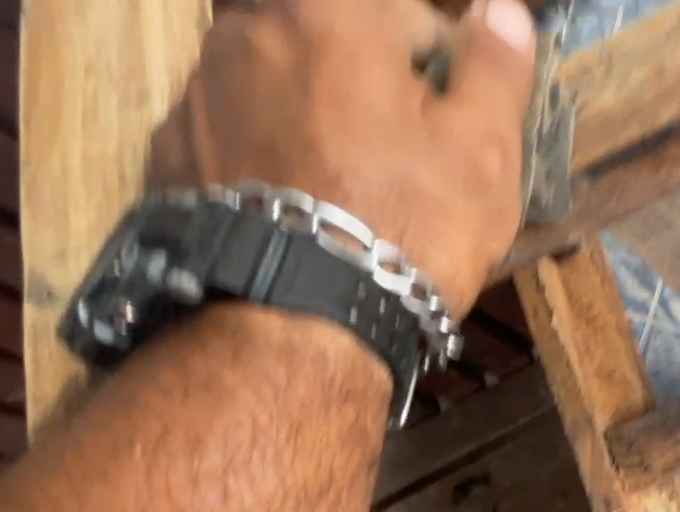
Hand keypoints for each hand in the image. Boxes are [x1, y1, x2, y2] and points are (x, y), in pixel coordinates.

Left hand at [147, 0, 537, 311]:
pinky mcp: (173, 145)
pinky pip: (240, 125)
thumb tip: (506, 9)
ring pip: (281, 77)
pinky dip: (276, 148)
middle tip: (410, 150)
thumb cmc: (413, 222)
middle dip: (375, 76)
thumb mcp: (484, 151)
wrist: (303, 313)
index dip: (445, 59)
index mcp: (330, 14)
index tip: (459, 114)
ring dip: (322, 108)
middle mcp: (250, 27)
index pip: (406, 8)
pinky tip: (310, 204)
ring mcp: (200, 85)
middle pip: (332, 34)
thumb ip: (493, 70)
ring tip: (357, 183)